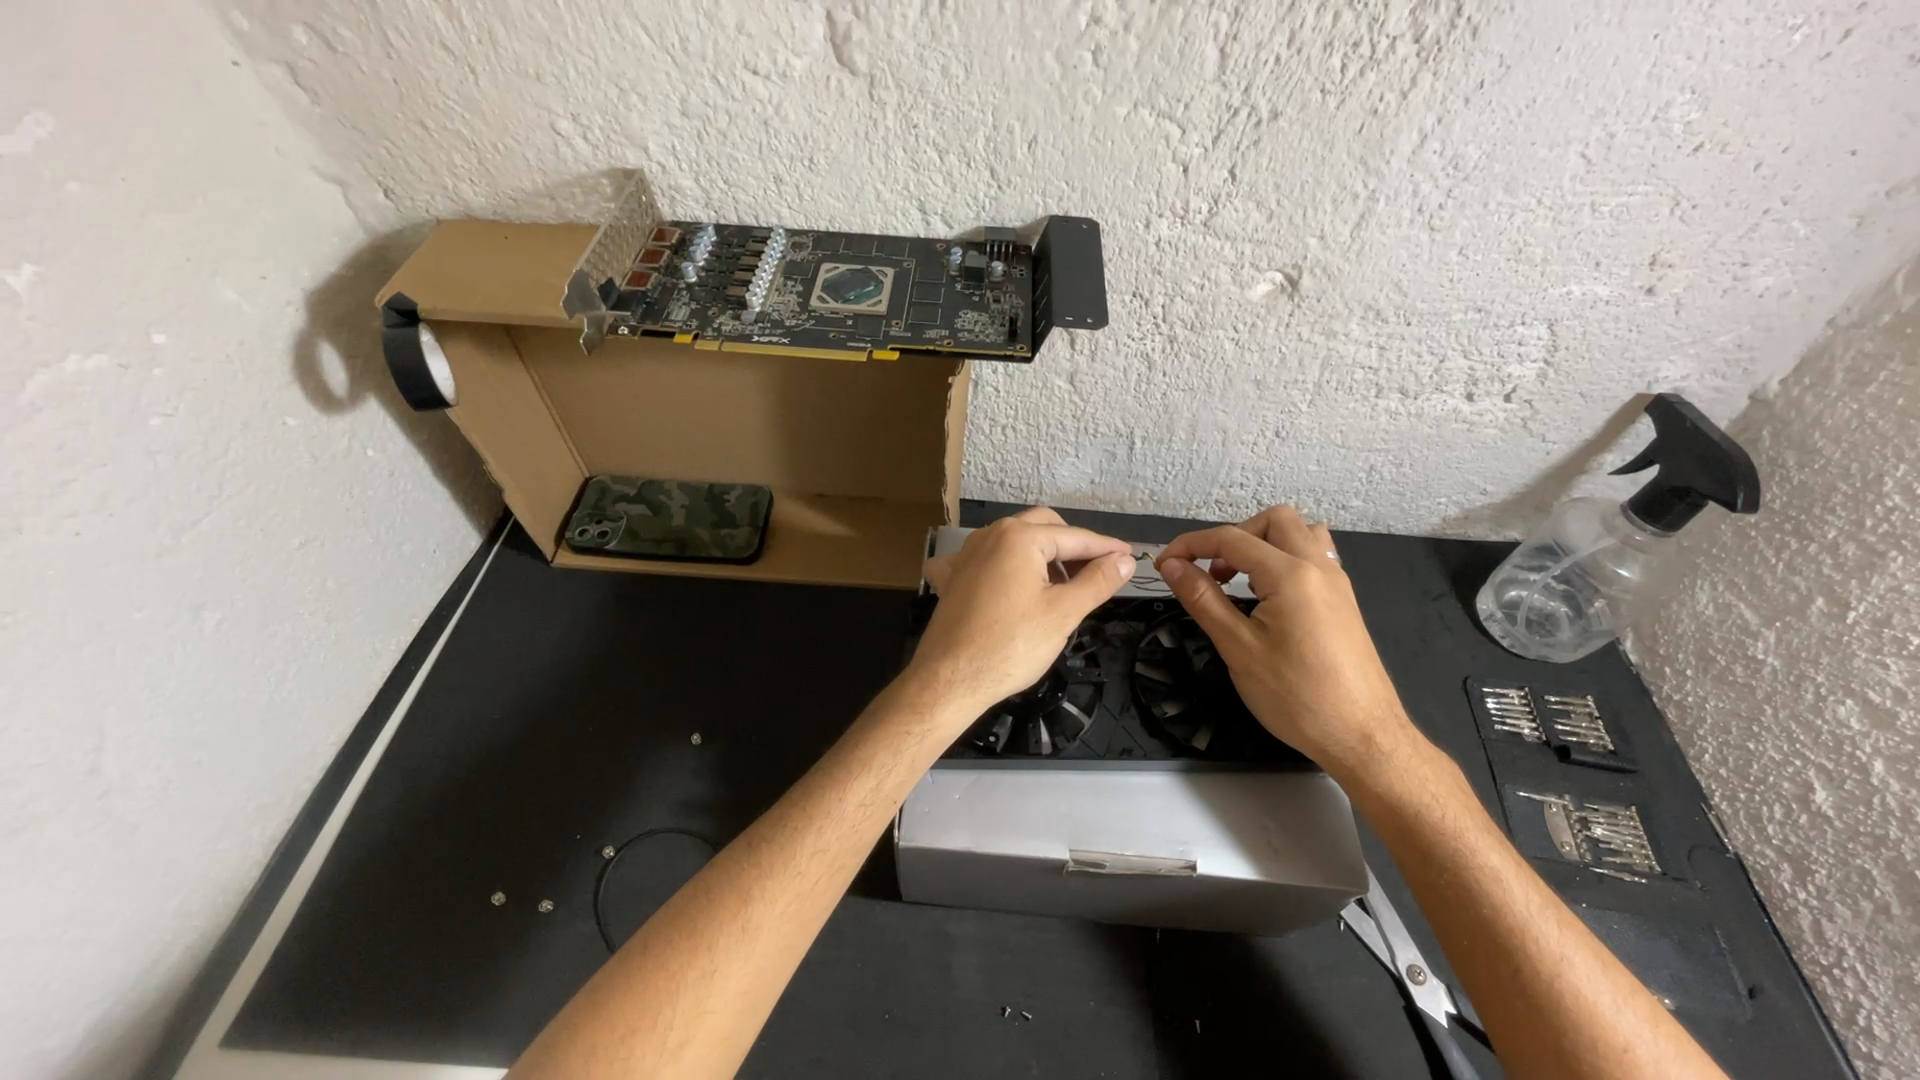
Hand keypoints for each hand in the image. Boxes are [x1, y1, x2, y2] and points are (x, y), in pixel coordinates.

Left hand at [914, 507, 1135, 715]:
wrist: (950, 680)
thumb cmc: (1010, 646)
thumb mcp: (1064, 613)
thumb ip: (1098, 581)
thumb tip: (1124, 561)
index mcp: (1019, 537)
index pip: (1075, 537)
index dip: (1106, 549)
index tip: (1129, 557)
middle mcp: (989, 535)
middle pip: (1043, 529)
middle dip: (1072, 547)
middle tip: (1096, 573)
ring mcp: (965, 555)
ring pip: (1014, 543)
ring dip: (1041, 557)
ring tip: (1061, 587)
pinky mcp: (951, 579)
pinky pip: (981, 561)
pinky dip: (1001, 567)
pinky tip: (1006, 585)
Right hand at [1155, 506, 1420, 778]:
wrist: (1362, 735)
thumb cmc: (1296, 696)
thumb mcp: (1238, 649)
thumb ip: (1203, 599)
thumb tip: (1172, 566)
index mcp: (1291, 575)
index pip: (1231, 538)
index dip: (1190, 545)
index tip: (1163, 564)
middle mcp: (1319, 566)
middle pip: (1273, 520)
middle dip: (1234, 536)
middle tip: (1212, 573)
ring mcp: (1337, 582)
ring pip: (1300, 533)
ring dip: (1264, 542)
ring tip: (1241, 579)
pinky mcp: (1344, 600)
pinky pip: (1315, 556)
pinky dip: (1285, 559)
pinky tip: (1269, 595)